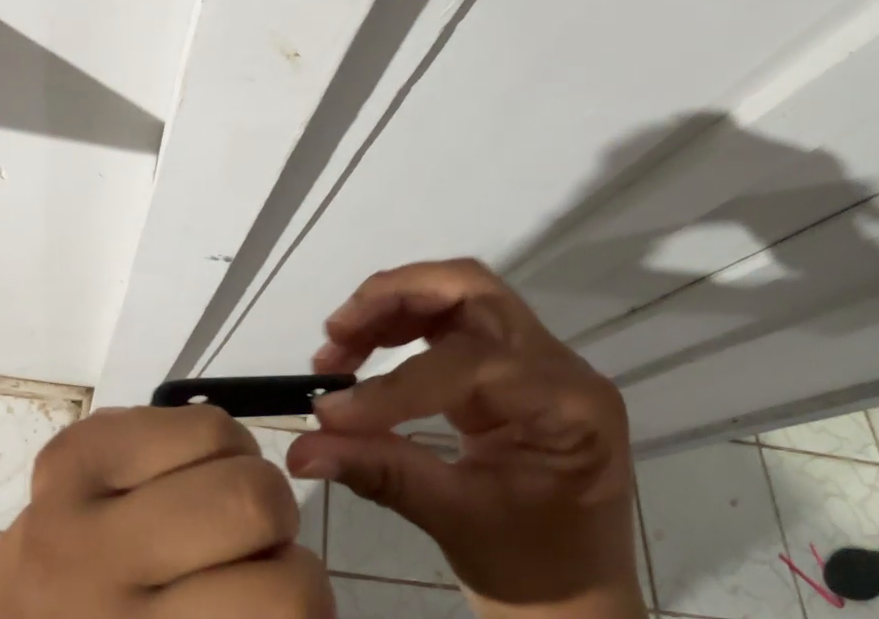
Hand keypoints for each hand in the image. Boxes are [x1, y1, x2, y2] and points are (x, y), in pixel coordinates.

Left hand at [0, 405, 332, 617]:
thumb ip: (252, 614)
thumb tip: (313, 596)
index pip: (289, 593)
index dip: (305, 594)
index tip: (270, 605)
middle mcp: (102, 571)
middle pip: (256, 498)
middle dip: (276, 518)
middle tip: (244, 549)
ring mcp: (75, 496)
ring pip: (223, 436)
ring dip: (241, 468)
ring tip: (209, 507)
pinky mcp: (72, 446)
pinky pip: (178, 411)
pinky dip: (205, 441)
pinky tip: (178, 477)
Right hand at [286, 259, 642, 617]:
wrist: (576, 601)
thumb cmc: (532, 571)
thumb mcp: (455, 520)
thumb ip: (380, 472)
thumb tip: (302, 449)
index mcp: (568, 403)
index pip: (470, 365)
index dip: (394, 385)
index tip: (329, 412)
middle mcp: (558, 363)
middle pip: (471, 291)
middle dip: (396, 298)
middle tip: (336, 330)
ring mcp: (537, 359)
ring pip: (460, 295)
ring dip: (394, 306)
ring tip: (338, 342)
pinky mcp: (511, 366)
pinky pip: (456, 324)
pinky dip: (407, 326)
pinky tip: (367, 349)